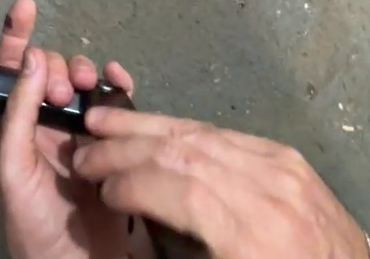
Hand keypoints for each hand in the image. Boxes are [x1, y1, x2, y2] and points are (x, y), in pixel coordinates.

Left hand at [0, 0, 137, 258]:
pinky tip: (118, 80)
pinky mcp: (109, 142)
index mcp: (13, 124)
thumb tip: (29, 56)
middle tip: (60, 89)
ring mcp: (77, 132)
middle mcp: (43, 122)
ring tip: (87, 84)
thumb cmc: (32, 223)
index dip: (16, 35)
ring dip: (85, 72)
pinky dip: (117, 85)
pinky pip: (115, 104)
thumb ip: (18, 112)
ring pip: (81, 83)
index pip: (10, 70)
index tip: (26, 6)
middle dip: (55, 65)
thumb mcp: (12, 167)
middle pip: (49, 69)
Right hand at [71, 108, 369, 258]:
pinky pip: (220, 133)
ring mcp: (281, 166)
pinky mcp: (285, 154)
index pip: (185, 191)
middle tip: (83, 152)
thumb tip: (134, 226)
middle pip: (186, 153)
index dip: (135, 184)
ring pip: (198, 133)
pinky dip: (177, 129)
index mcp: (260, 240)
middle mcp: (271, 193)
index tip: (101, 192)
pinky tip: (148, 127)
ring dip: (143, 126)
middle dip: (127, 148)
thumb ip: (182, 251)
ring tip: (101, 123)